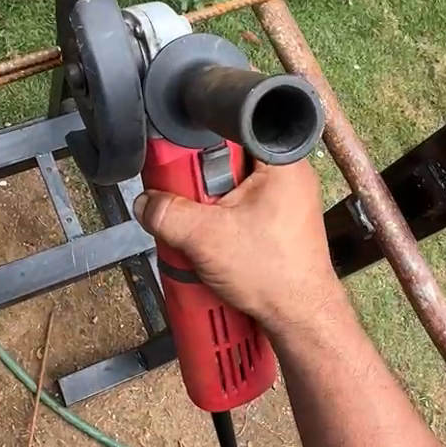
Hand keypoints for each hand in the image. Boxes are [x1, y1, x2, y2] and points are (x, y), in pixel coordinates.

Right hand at [132, 159, 345, 332]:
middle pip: (227, 157)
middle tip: (187, 197)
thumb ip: (167, 214)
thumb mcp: (205, 238)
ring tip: (198, 222)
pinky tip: (209, 238)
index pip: (232, 127)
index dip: (199, 141)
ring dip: (208, 203)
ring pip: (231, 184)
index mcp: (280, 161)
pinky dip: (220, 219)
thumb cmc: (273, 275)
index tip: (180, 160)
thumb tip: (145, 202)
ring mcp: (285, 198)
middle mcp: (287, 173)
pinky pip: (239, 206)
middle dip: (200, 179)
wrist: (300, 319)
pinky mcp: (277, 220)